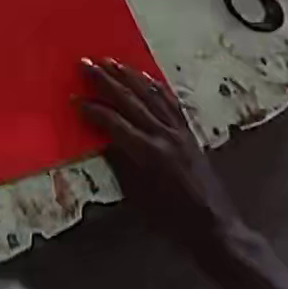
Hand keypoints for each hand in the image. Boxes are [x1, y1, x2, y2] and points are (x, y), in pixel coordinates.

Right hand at [79, 58, 245, 254]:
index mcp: (147, 152)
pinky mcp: (188, 132)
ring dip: (128, 75)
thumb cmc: (169, 218)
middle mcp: (163, 135)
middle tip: (85, 63)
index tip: (74, 99)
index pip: (112, 121)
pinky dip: (155, 86)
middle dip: (105, 80)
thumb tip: (102, 136)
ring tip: (111, 61)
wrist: (213, 226)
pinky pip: (170, 102)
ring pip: (150, 95)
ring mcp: (178, 131)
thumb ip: (119, 160)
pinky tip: (145, 77)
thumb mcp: (136, 193)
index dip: (91, 109)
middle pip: (129, 100)